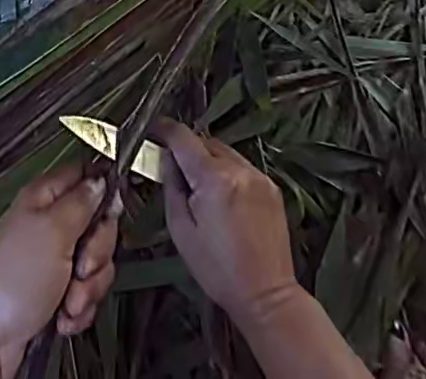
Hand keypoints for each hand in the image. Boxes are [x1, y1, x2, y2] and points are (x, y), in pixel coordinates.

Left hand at [0, 164, 120, 346]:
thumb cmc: (10, 279)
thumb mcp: (53, 229)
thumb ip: (82, 201)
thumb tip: (101, 181)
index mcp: (45, 197)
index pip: (85, 176)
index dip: (103, 192)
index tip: (105, 215)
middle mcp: (50, 224)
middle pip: (98, 224)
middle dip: (97, 253)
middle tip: (80, 264)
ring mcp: (54, 259)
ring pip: (97, 263)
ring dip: (89, 288)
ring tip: (67, 297)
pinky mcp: (57, 291)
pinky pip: (88, 293)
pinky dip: (80, 309)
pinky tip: (63, 314)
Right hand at [151, 119, 298, 324]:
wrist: (266, 296)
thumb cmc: (217, 269)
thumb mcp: (181, 229)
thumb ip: (171, 186)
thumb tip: (166, 158)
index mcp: (213, 178)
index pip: (184, 137)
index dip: (165, 129)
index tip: (154, 129)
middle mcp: (239, 169)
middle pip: (205, 142)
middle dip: (188, 151)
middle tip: (178, 173)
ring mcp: (259, 176)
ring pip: (225, 152)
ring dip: (209, 160)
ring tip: (203, 189)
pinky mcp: (271, 186)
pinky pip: (242, 166)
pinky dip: (228, 172)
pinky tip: (225, 198)